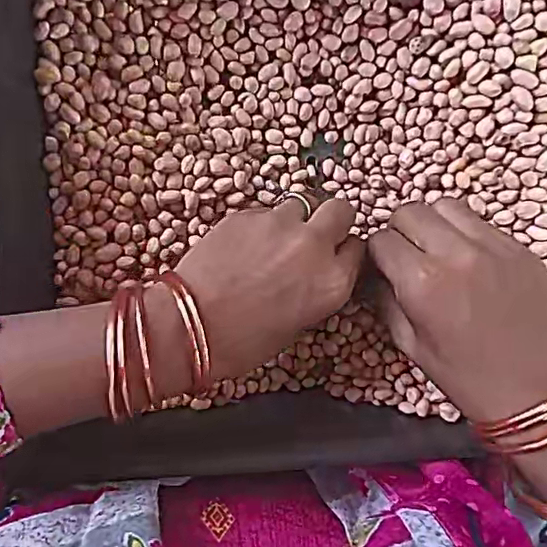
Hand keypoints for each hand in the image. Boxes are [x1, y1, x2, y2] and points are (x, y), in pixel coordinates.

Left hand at [173, 195, 364, 380]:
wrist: (188, 326)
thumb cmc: (242, 341)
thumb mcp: (296, 326)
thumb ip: (315, 290)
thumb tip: (312, 275)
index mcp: (333, 282)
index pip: (358, 248)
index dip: (343, 251)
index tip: (332, 256)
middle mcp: (314, 246)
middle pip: (340, 210)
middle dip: (330, 220)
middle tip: (310, 238)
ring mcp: (280, 224)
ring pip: (300, 205)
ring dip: (292, 221)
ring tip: (269, 244)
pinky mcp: (247, 213)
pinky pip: (264, 212)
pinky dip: (259, 226)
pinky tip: (241, 247)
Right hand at [367, 199, 546, 422]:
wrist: (538, 393)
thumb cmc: (468, 378)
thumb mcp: (412, 346)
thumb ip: (386, 300)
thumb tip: (375, 274)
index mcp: (423, 283)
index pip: (381, 240)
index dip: (376, 253)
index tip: (382, 266)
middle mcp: (457, 254)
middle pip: (410, 211)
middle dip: (399, 230)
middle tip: (406, 255)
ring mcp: (493, 246)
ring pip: (446, 206)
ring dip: (432, 223)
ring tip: (436, 250)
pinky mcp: (520, 248)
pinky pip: (480, 222)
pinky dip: (465, 233)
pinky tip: (467, 260)